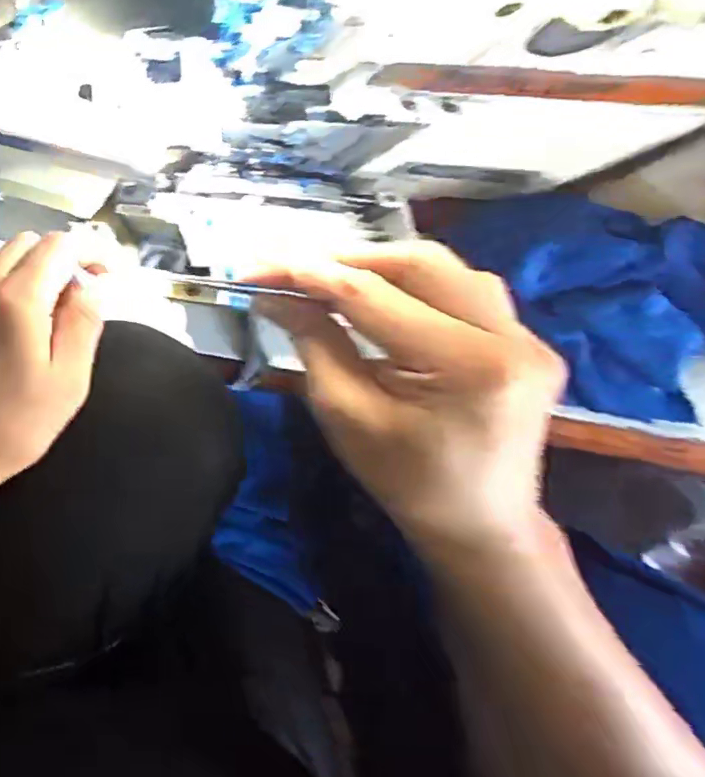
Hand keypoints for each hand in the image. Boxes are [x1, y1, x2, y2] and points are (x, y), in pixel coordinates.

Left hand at [0, 231, 105, 518]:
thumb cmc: (15, 422)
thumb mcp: (68, 378)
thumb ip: (84, 320)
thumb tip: (94, 281)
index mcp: (15, 298)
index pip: (58, 246)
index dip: (91, 252)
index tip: (110, 277)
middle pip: (28, 243)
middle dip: (63, 256)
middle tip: (87, 293)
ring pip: (3, 255)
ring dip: (35, 266)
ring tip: (58, 307)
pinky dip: (10, 278)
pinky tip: (25, 314)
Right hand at [248, 242, 566, 553]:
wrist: (476, 518)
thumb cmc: (400, 472)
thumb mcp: (342, 408)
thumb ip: (312, 340)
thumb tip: (272, 295)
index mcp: (468, 363)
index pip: (371, 296)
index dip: (305, 275)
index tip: (252, 270)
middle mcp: (511, 338)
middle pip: (420, 264)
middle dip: (343, 258)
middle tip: (285, 268)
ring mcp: (525, 337)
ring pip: (444, 268)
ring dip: (376, 264)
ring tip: (322, 276)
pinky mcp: (518, 341)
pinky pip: (459, 288)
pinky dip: (406, 281)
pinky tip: (371, 294)